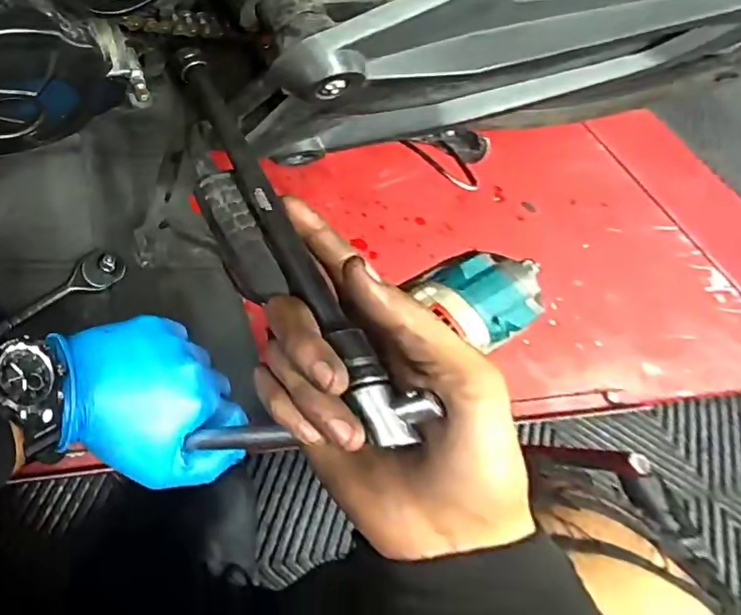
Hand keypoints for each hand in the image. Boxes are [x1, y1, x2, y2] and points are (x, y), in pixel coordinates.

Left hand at [52, 316, 248, 488]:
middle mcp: (191, 362)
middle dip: (200, 399)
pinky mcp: (152, 325)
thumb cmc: (112, 424)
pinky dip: (167, 351)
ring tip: (155, 387)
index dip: (217, 427)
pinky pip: (174, 338)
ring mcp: (171, 339)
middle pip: (215, 384)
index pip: (234, 413)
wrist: (74, 387)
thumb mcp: (163, 468)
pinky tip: (147, 366)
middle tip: (171, 411)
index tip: (200, 430)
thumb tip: (231, 451)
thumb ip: (208, 464)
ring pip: (195, 359)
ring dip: (184, 373)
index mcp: (200, 396)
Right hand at [253, 197, 533, 560]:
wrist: (450, 535)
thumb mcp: (470, 384)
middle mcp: (339, 338)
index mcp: (381, 322)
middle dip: (306, 341)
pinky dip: (292, 411)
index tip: (282, 205)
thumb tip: (358, 270)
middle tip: (340, 382)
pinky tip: (327, 436)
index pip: (335, 264)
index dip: (309, 233)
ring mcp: (313, 372)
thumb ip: (417, 324)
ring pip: (274, 347)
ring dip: (309, 392)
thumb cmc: (474, 454)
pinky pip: (266, 386)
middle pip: (289, 304)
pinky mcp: (293, 407)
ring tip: (351, 429)